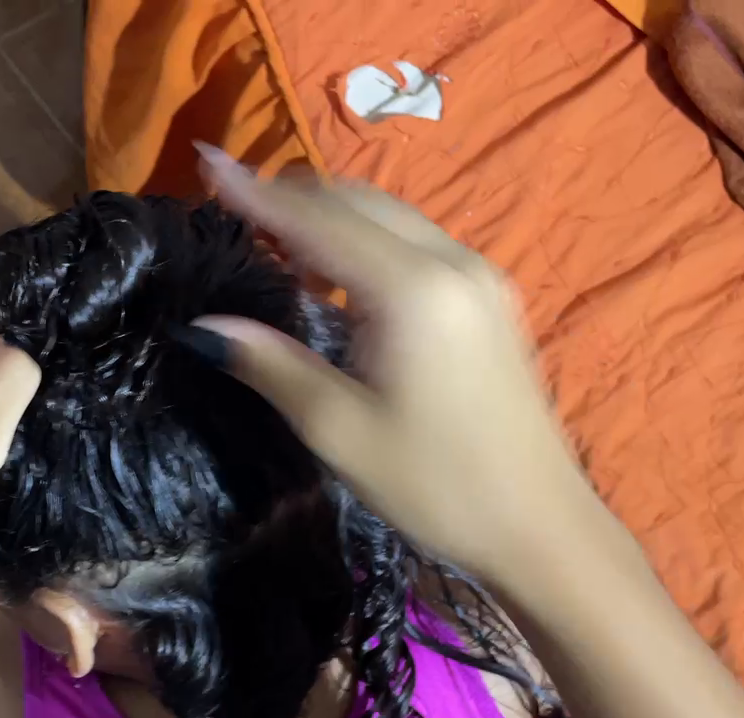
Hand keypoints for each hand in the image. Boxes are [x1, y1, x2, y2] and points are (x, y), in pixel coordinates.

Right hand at [193, 146, 603, 584]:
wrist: (538, 525)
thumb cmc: (433, 485)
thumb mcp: (338, 429)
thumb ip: (272, 365)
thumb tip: (205, 328)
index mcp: (412, 292)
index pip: (319, 222)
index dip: (257, 195)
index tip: (208, 165)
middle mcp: (451, 264)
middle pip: (359, 203)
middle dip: (292, 197)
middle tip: (231, 204)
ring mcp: (477, 278)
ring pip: (389, 219)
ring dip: (327, 218)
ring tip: (268, 235)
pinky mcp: (486, 301)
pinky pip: (412, 246)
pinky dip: (362, 243)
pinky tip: (330, 272)